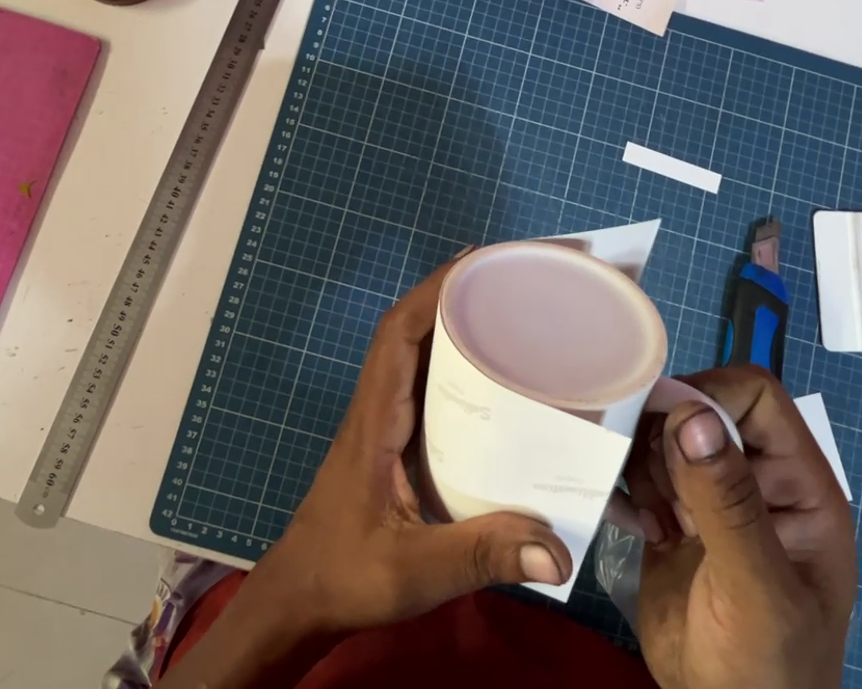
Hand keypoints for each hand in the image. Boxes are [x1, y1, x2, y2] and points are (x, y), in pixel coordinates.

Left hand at [244, 254, 570, 630]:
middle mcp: (378, 407)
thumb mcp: (415, 570)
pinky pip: (426, 383)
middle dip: (454, 294)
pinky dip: (456, 361)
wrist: (301, 597)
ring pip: (417, 352)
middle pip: (410, 329)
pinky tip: (496, 371)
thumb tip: (560, 554)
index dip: (432, 292)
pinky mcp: (394, 441)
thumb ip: (481, 557)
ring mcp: (384, 422)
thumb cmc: (345, 575)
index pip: (396, 334)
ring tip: (513, 308)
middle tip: (514, 280)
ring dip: (455, 322)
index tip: (479, 263)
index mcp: (375, 419)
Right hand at [623, 366, 856, 688]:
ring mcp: (710, 498)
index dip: (708, 398)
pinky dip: (626, 488)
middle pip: (698, 408)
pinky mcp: (671, 517)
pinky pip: (638, 472)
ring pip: (661, 435)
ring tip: (654, 522)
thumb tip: (692, 416)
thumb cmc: (769, 669)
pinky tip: (636, 527)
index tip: (664, 431)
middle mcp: (754, 479)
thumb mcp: (758, 591)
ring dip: (643, 467)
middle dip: (664, 438)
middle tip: (659, 496)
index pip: (754, 397)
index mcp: (796, 483)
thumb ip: (728, 505)